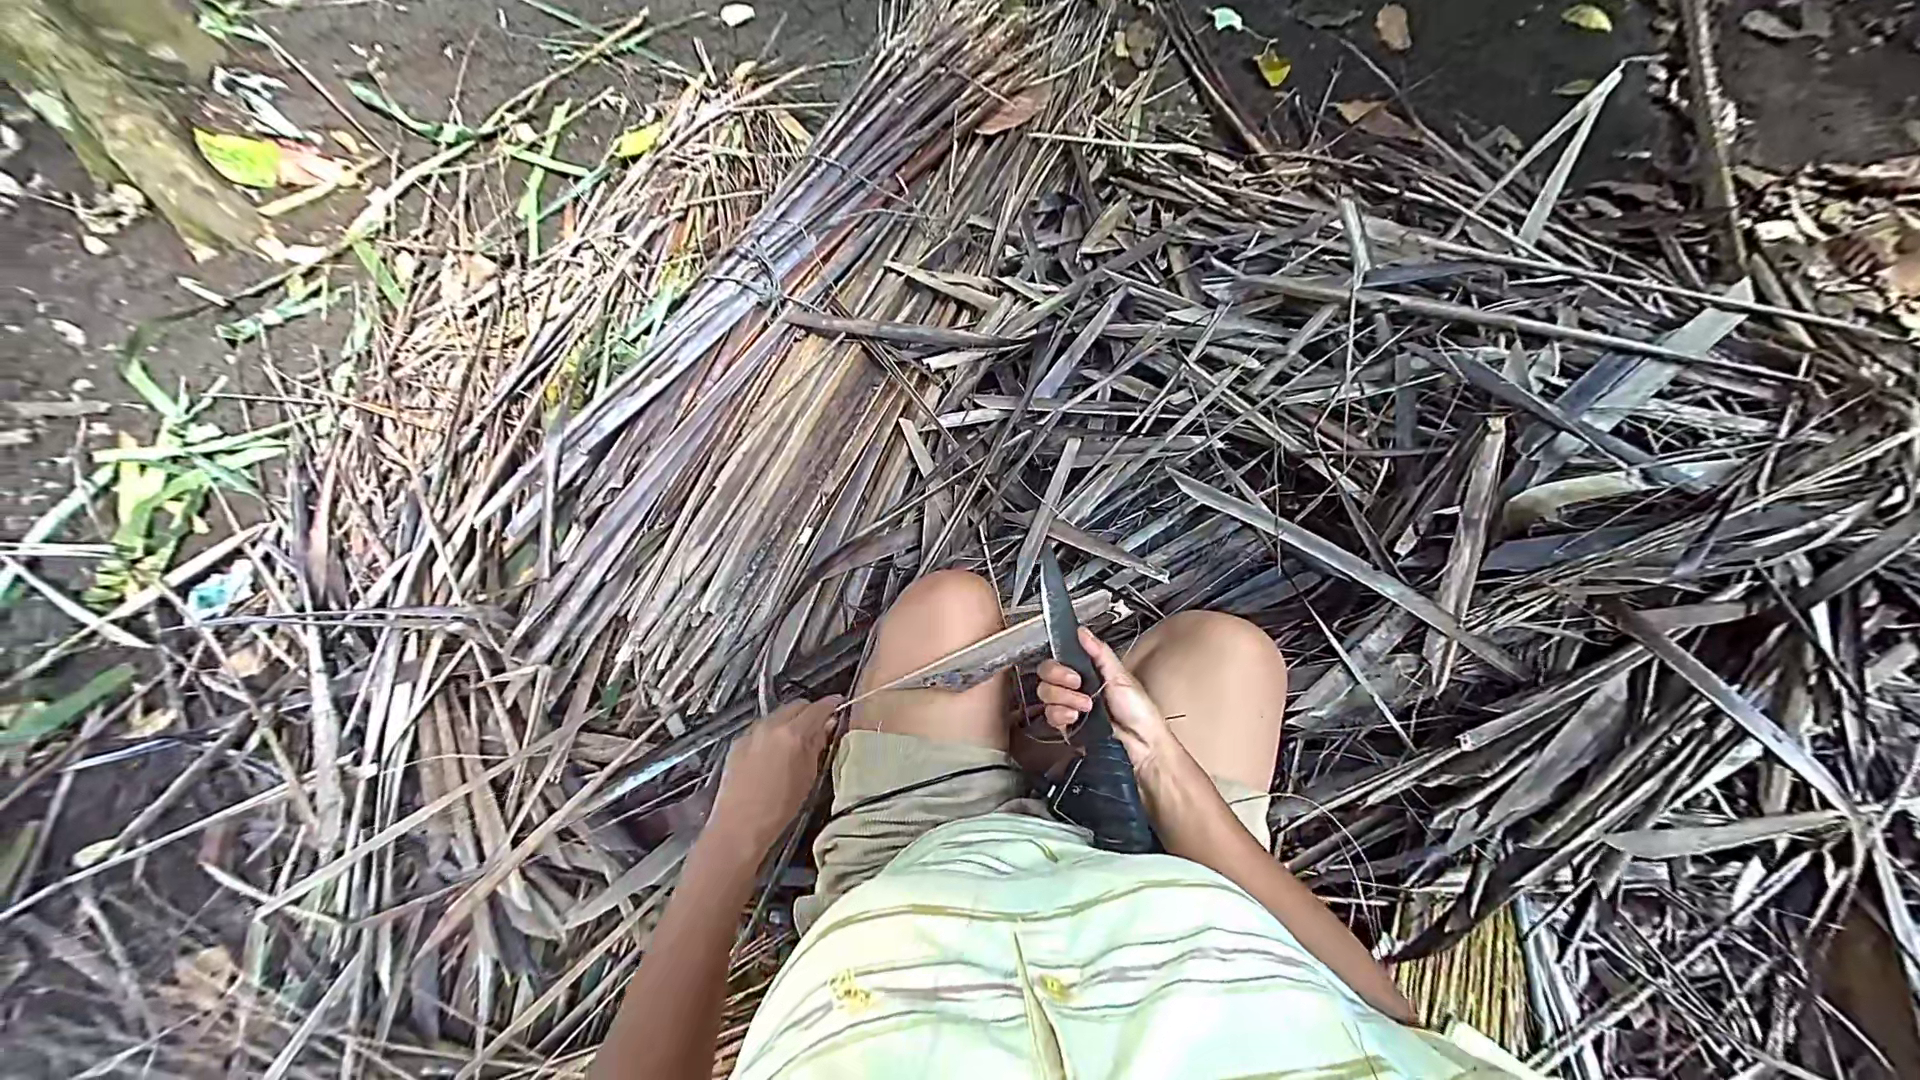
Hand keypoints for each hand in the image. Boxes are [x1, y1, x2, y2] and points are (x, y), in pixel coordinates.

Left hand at [708, 696, 842, 851]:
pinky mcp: (737, 743)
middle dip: (810, 711)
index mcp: (793, 733)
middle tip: (820, 726)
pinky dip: (773, 733)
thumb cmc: (779, 808)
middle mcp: (771, 726)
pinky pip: (761, 729)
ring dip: (790, 721)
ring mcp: (751, 733)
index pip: (818, 708)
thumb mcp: (809, 776)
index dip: (831, 705)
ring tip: (797, 741)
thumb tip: (826, 727)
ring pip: (778, 714)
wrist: (739, 827)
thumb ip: (817, 745)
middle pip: (797, 705)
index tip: (838, 705)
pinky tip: (775, 752)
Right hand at [1035, 627, 1181, 778]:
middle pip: (1046, 676)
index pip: (1058, 660)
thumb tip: (1082, 631)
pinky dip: (1061, 715)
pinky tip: (1076, 718)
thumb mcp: (1121, 676)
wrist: (1142, 745)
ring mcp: (1070, 707)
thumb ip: (1099, 652)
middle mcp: (1076, 688)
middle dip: (1060, 680)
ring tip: (1085, 707)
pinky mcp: (1067, 727)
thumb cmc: (1139, 712)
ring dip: (1065, 699)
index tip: (1074, 672)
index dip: (1059, 664)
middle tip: (1079, 686)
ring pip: (1046, 694)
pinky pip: (1050, 716)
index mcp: (1088, 673)